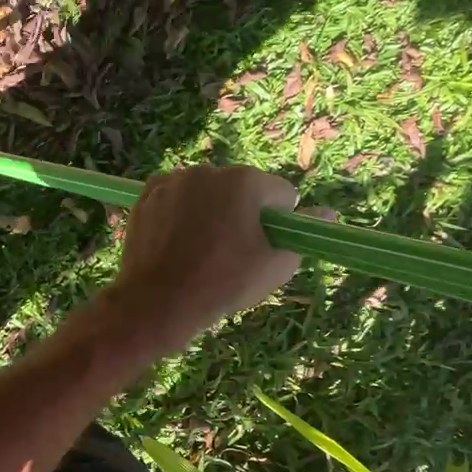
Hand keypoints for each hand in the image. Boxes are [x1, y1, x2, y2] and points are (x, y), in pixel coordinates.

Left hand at [109, 165, 325, 352]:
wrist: (158, 299)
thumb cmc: (223, 282)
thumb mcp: (277, 263)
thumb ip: (303, 233)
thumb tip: (327, 212)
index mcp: (244, 181)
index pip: (279, 193)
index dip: (279, 220)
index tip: (265, 244)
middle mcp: (206, 172)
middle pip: (239, 188)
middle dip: (242, 211)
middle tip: (231, 248)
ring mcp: (171, 182)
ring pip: (204, 192)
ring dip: (209, 209)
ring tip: (201, 247)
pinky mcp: (145, 196)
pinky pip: (174, 198)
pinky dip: (178, 211)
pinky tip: (176, 239)